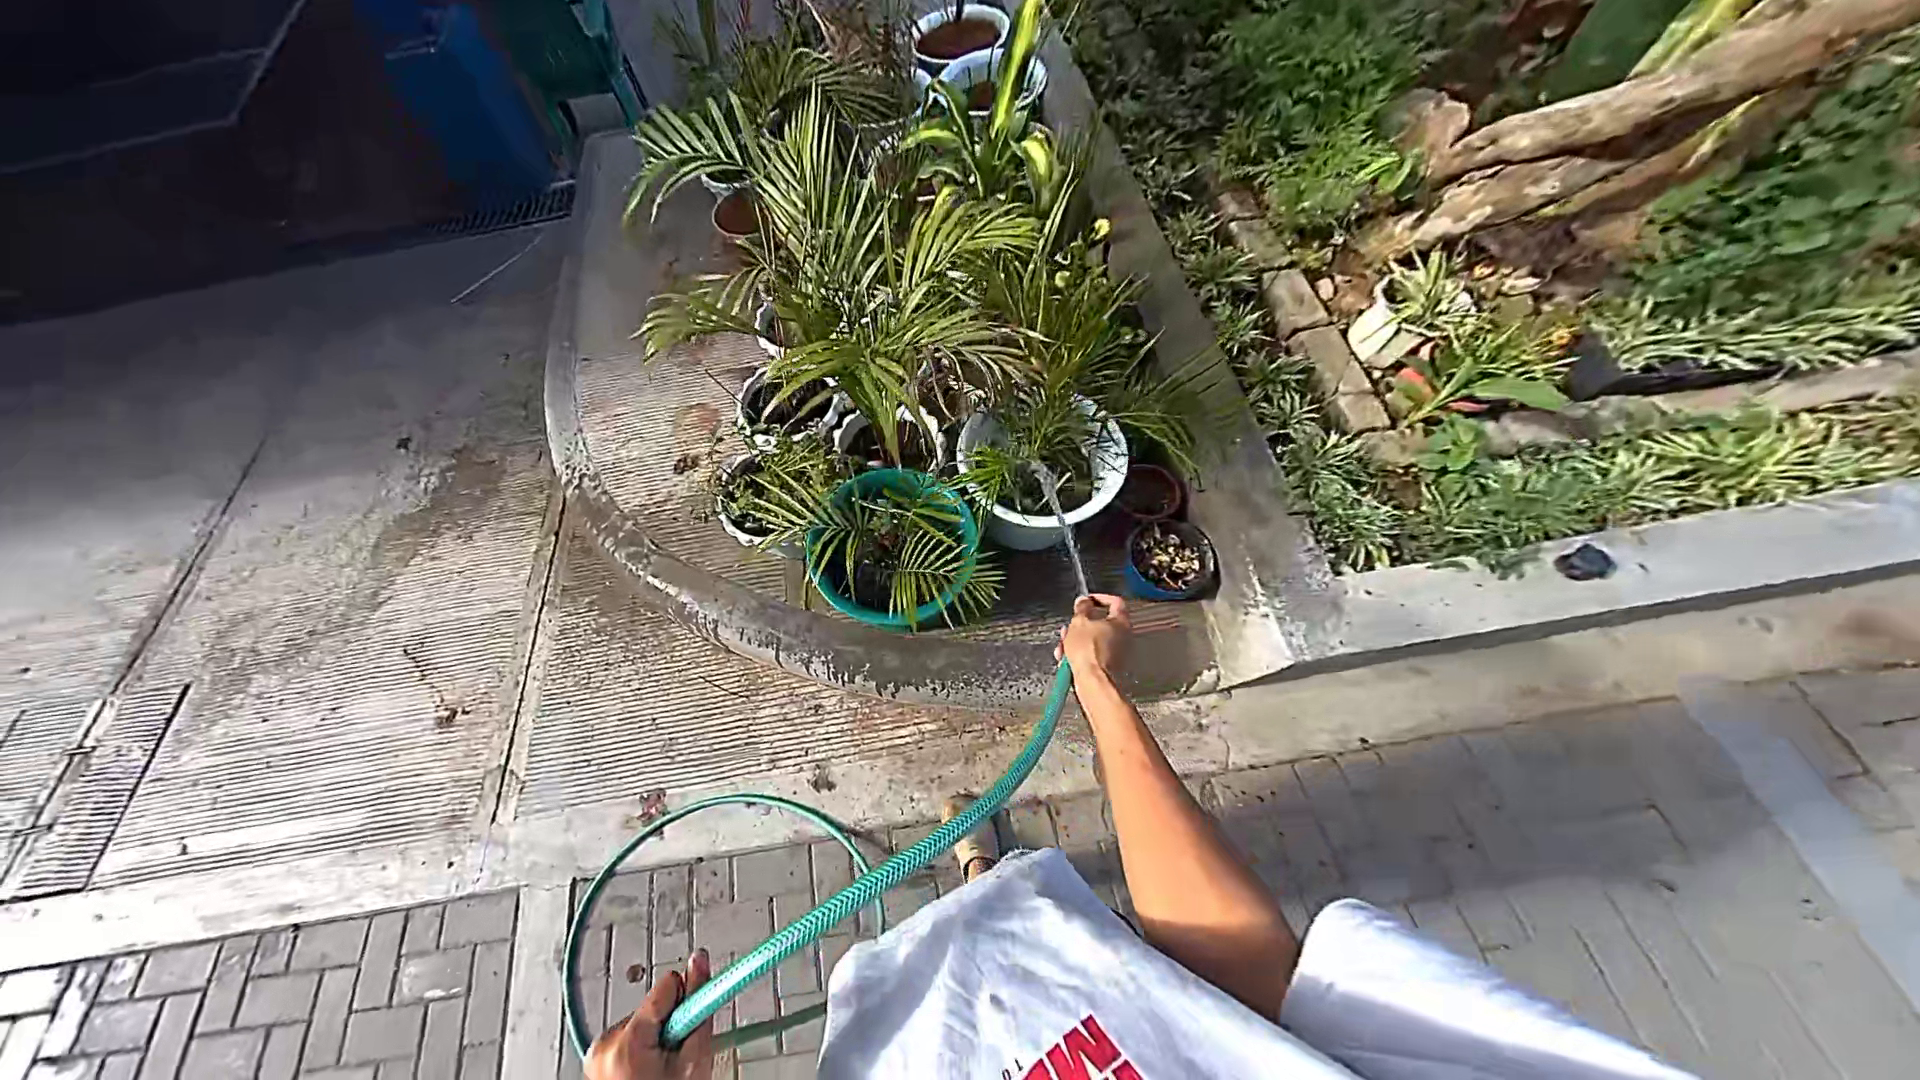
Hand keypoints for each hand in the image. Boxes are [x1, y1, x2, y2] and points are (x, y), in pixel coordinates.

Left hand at [586, 951, 714, 1079]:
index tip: (702, 1005)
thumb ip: (698, 1005)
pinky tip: (650, 1073)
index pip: (668, 985)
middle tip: (678, 1057)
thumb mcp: (694, 1060)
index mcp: (626, 1041)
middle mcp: (603, 1044)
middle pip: (655, 1005)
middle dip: (673, 1024)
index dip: (689, 999)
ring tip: (663, 1070)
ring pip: (644, 1020)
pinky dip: (644, 1050)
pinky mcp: (595, 1063)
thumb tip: (699, 961)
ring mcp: (595, 1056)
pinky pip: (629, 1037)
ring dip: (658, 1038)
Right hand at [1057, 593, 1129, 680]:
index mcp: (1121, 621)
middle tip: (1070, 625)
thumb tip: (1083, 601)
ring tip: (1063, 644)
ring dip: (1076, 639)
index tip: (1086, 600)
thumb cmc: (1088, 650)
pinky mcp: (1107, 665)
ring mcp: (1116, 652)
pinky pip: (1091, 653)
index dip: (1099, 598)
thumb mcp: (1079, 622)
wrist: (1092, 679)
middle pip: (1100, 622)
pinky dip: (1079, 653)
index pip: (1115, 601)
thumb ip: (1081, 608)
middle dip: (1081, 623)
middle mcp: (1123, 636)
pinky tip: (1066, 657)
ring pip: (1093, 639)